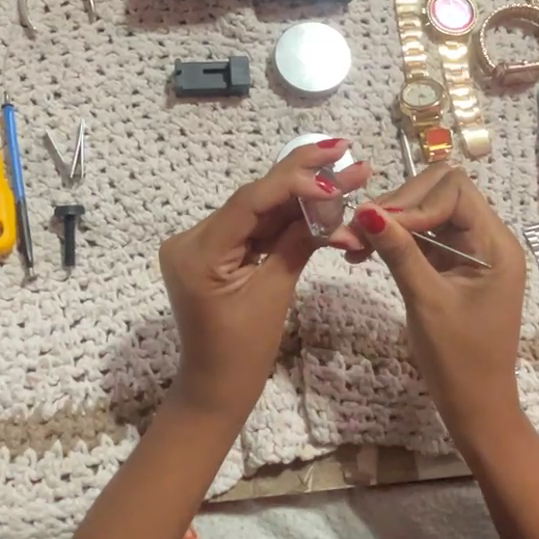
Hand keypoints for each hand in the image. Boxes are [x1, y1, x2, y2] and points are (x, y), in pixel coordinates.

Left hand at [158, 140, 371, 420]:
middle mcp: (192, 238)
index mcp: (198, 252)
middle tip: (343, 148)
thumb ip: (297, 243)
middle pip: (255, 199)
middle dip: (302, 176)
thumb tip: (330, 203)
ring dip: (302, 196)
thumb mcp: (273, 295)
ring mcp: (202, 243)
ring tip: (346, 173)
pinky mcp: (215, 251)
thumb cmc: (242, 355)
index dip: (293, 182)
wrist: (214, 390)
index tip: (335, 172)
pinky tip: (322, 201)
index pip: (249, 203)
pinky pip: (255, 228)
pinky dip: (288, 220)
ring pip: (259, 210)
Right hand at [350, 164, 527, 447]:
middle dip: (398, 206)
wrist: (476, 408)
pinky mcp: (453, 264)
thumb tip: (365, 210)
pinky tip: (363, 251)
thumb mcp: (426, 301)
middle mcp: (487, 239)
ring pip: (426, 212)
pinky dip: (394, 239)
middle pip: (439, 192)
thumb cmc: (459, 361)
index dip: (415, 201)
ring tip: (352, 243)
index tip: (380, 225)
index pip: (455, 191)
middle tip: (358, 229)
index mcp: (496, 245)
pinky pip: (423, 236)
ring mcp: (470, 251)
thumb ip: (399, 252)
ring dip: (389, 222)